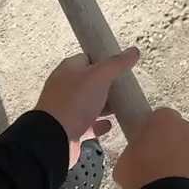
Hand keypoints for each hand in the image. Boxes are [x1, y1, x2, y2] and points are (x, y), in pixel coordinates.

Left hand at [34, 49, 138, 166]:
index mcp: (68, 70)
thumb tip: (133, 51)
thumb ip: (116, 64)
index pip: (87, 59)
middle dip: (106, 86)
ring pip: (88, 105)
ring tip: (122, 106)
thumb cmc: (75, 101)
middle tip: (125, 88)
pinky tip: (109, 125)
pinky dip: (98, 124)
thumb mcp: (99, 77)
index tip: (120, 66)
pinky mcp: (69, 129)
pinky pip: (87, 125)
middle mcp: (64, 88)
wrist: (55, 137)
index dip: (103, 61)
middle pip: (89, 83)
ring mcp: (66, 110)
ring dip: (104, 106)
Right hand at [114, 108, 188, 188]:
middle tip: (157, 163)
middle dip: (172, 144)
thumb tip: (139, 155)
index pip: (159, 118)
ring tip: (171, 180)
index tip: (145, 145)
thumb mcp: (125, 158)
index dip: (152, 132)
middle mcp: (188, 128)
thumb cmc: (140, 173)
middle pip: (180, 133)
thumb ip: (136, 149)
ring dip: (185, 161)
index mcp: (164, 119)